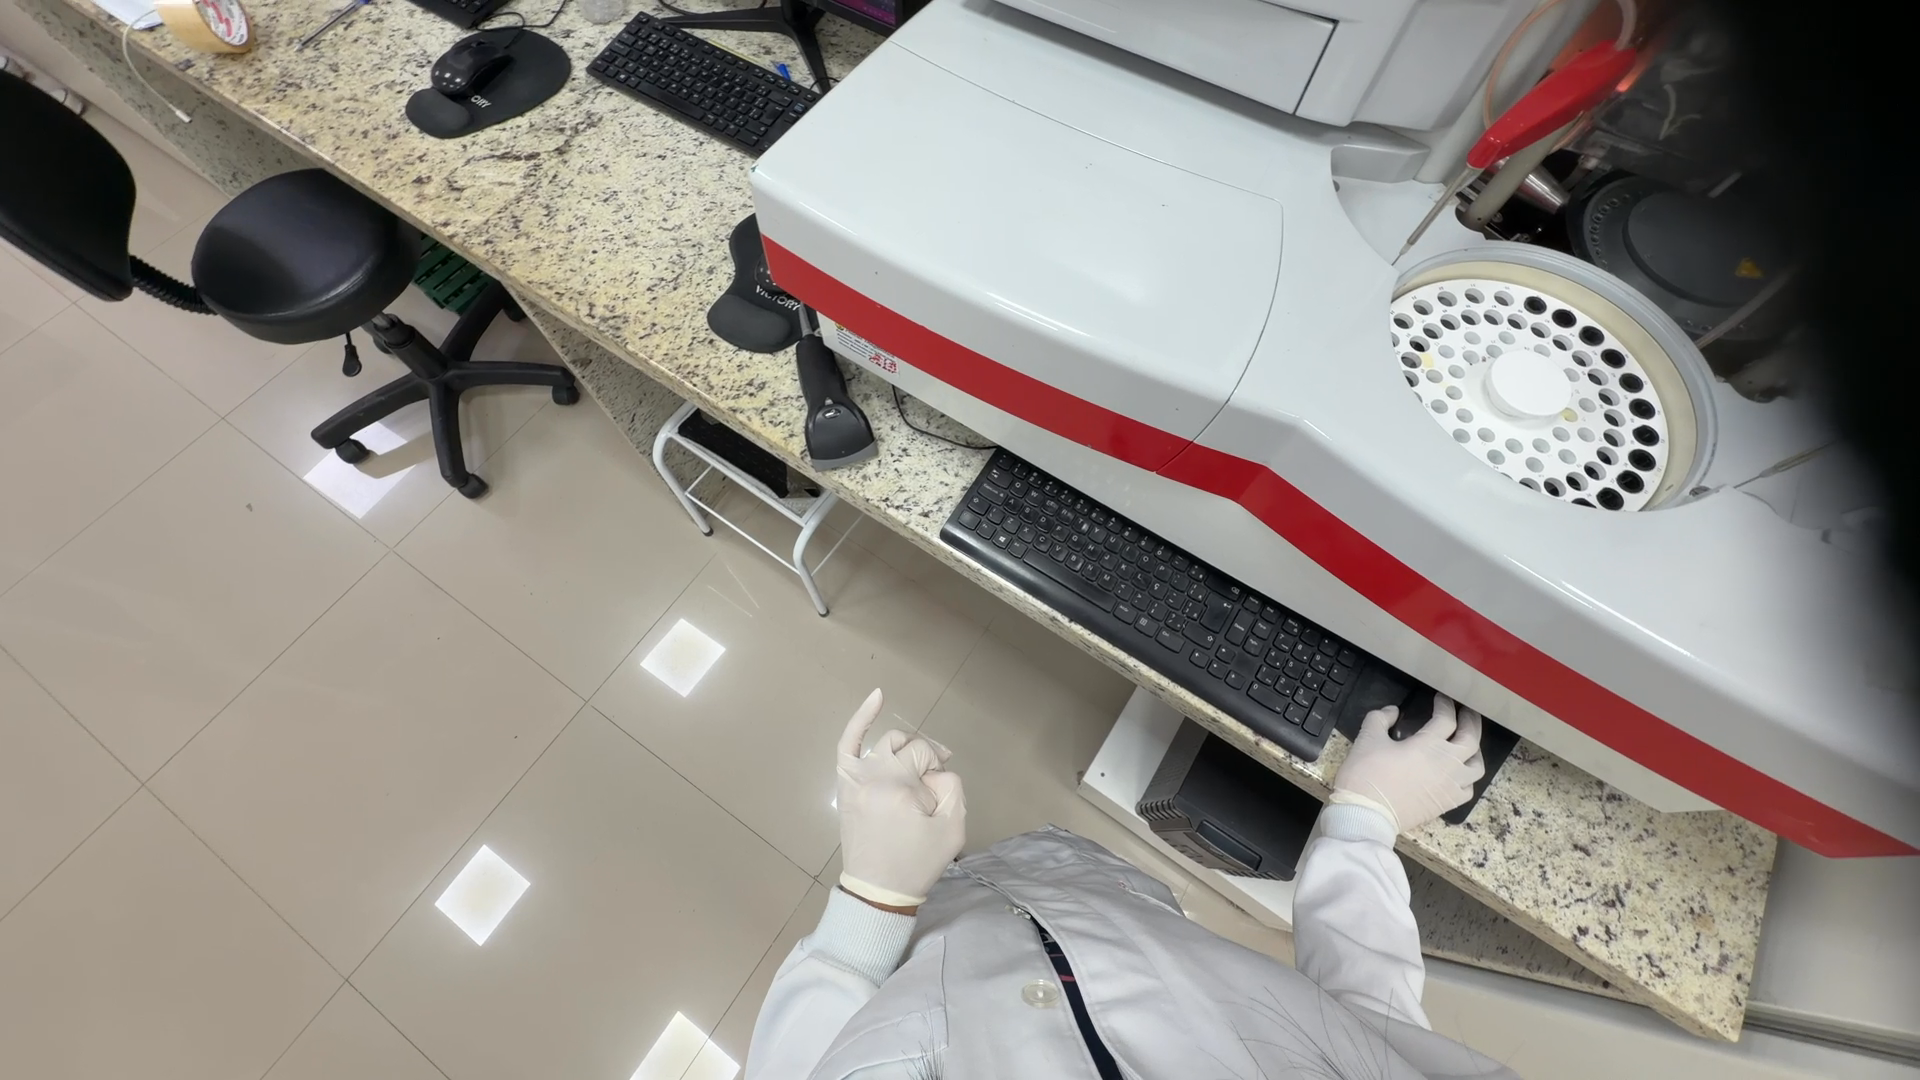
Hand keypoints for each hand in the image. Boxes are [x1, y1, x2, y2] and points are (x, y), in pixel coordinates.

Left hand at [834, 689, 965, 908]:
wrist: (877, 891)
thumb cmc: (916, 863)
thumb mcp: (951, 830)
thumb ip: (952, 789)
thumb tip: (937, 771)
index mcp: (897, 787)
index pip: (926, 756)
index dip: (938, 771)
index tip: (939, 797)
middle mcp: (872, 775)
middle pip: (909, 748)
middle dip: (926, 763)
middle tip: (933, 789)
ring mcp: (854, 777)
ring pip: (887, 742)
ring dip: (906, 748)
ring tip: (919, 766)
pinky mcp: (845, 782)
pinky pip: (849, 740)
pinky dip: (862, 717)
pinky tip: (877, 696)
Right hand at [1329, 693, 1484, 833]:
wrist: (1369, 811)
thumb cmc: (1368, 772)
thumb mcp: (1367, 738)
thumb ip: (1380, 719)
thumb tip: (1392, 712)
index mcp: (1430, 744)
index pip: (1446, 719)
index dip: (1445, 705)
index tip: (1441, 698)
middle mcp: (1449, 763)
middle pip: (1471, 738)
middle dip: (1470, 722)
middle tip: (1467, 712)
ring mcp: (1453, 784)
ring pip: (1477, 765)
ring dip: (1475, 750)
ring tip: (1468, 743)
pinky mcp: (1449, 802)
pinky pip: (1469, 788)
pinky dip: (1468, 777)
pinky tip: (1459, 773)